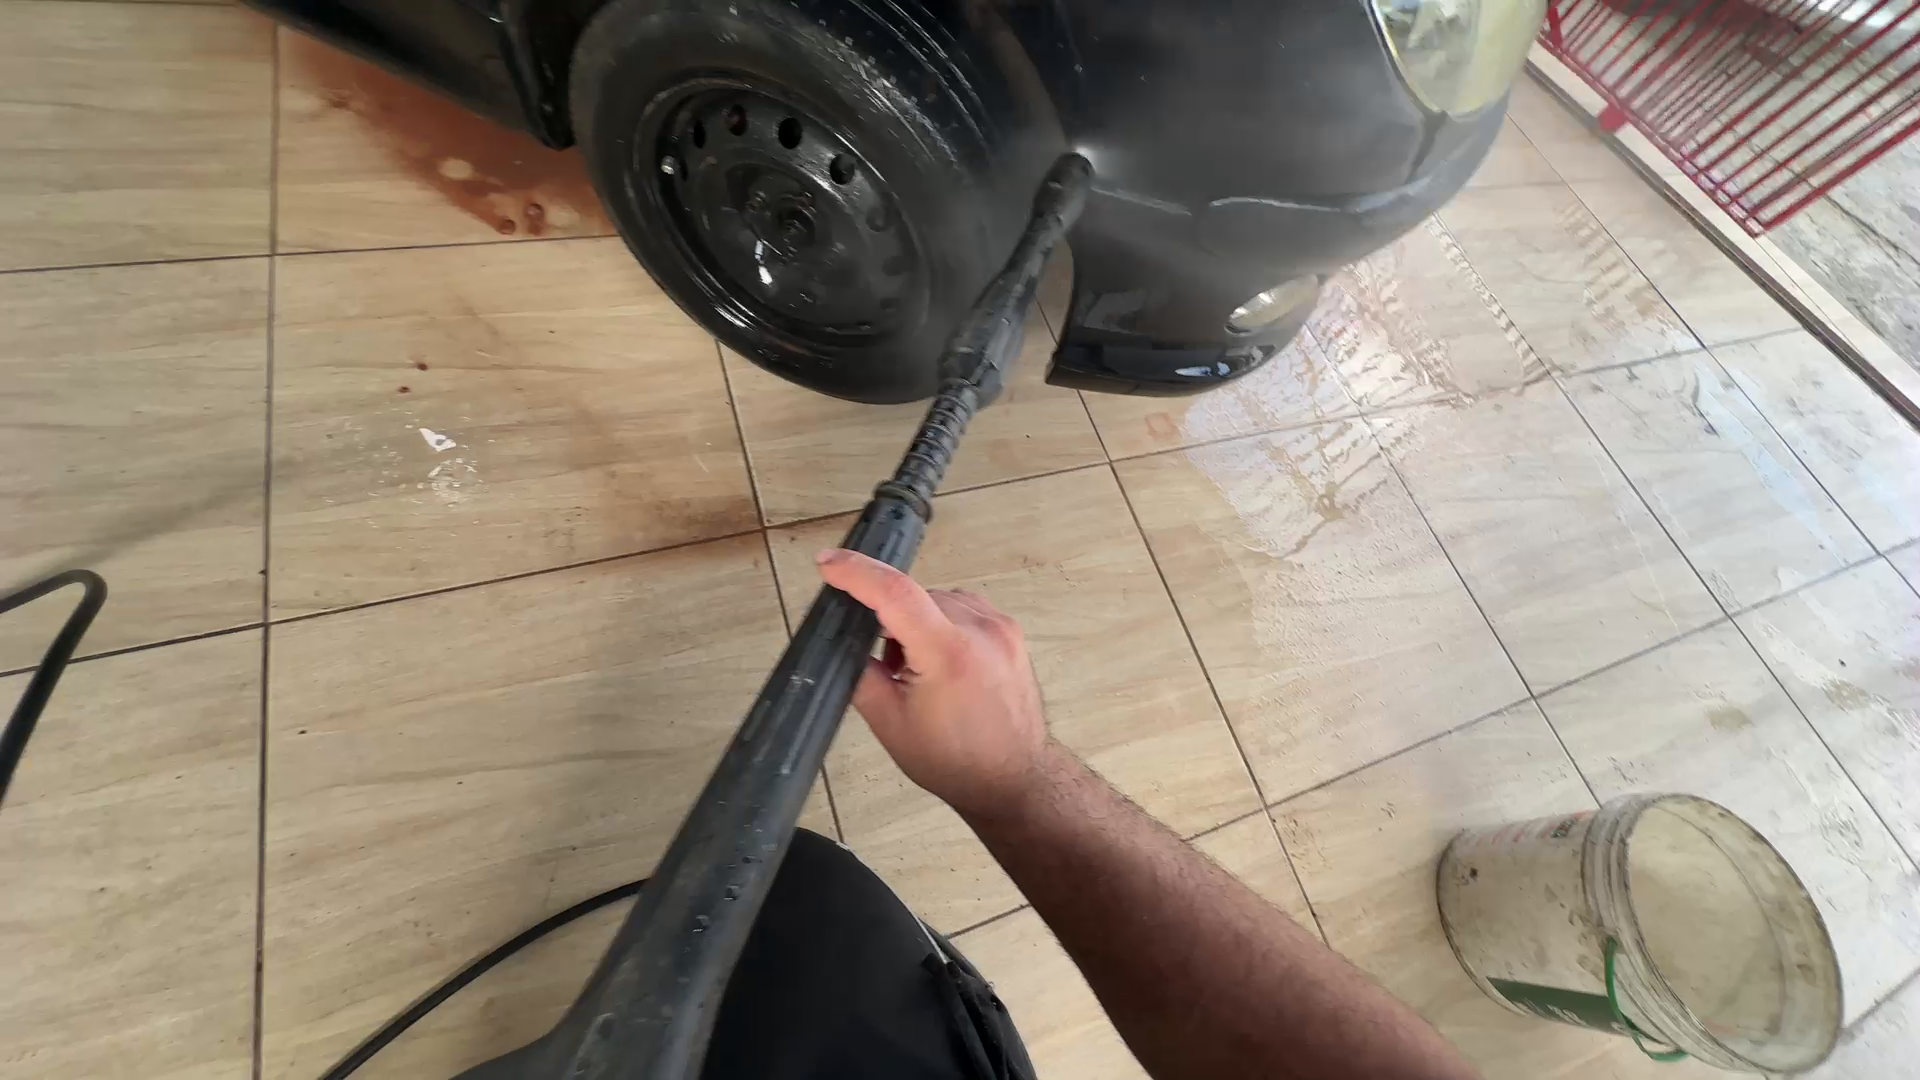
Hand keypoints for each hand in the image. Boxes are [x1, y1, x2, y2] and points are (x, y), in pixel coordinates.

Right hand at [816, 548, 1048, 816]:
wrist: (1013, 777)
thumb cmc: (951, 759)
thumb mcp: (889, 722)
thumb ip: (861, 673)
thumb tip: (846, 638)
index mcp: (948, 654)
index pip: (896, 592)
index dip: (857, 572)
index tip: (827, 564)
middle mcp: (981, 630)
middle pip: (916, 596)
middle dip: (890, 619)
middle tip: (889, 665)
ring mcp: (1001, 626)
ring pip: (938, 599)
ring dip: (918, 620)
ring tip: (920, 668)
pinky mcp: (1011, 629)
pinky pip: (963, 606)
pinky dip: (942, 622)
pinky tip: (943, 659)